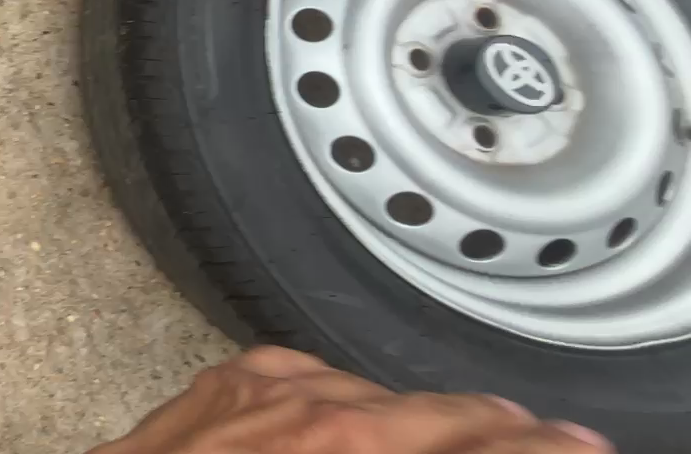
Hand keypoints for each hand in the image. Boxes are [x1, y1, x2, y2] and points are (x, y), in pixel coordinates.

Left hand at [93, 346, 613, 453]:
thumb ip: (397, 452)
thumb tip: (435, 448)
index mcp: (359, 447)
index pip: (469, 441)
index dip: (538, 447)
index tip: (578, 446)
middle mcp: (325, 409)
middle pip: (435, 412)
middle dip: (492, 426)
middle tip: (535, 434)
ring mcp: (275, 381)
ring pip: (373, 389)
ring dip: (412, 410)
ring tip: (454, 424)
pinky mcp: (236, 368)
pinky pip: (308, 369)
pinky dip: (339, 389)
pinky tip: (353, 403)